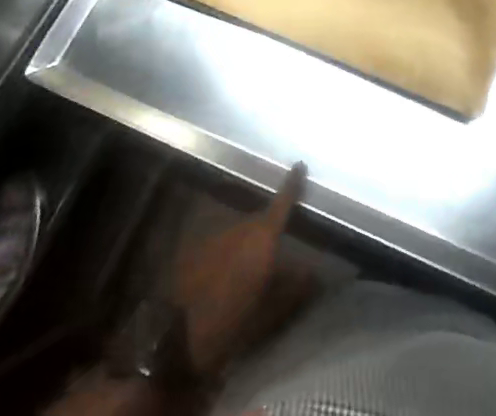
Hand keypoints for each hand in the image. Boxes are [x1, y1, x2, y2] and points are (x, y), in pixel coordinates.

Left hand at [171, 163, 313, 377]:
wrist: (180, 330)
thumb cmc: (234, 320)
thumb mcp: (272, 310)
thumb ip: (295, 288)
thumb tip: (314, 272)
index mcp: (261, 238)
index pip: (282, 203)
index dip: (292, 184)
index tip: (299, 165)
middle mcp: (238, 227)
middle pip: (260, 221)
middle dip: (269, 233)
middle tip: (277, 257)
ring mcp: (214, 233)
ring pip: (239, 232)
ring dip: (246, 246)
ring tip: (249, 273)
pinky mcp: (195, 245)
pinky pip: (220, 243)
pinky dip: (228, 254)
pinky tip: (225, 277)